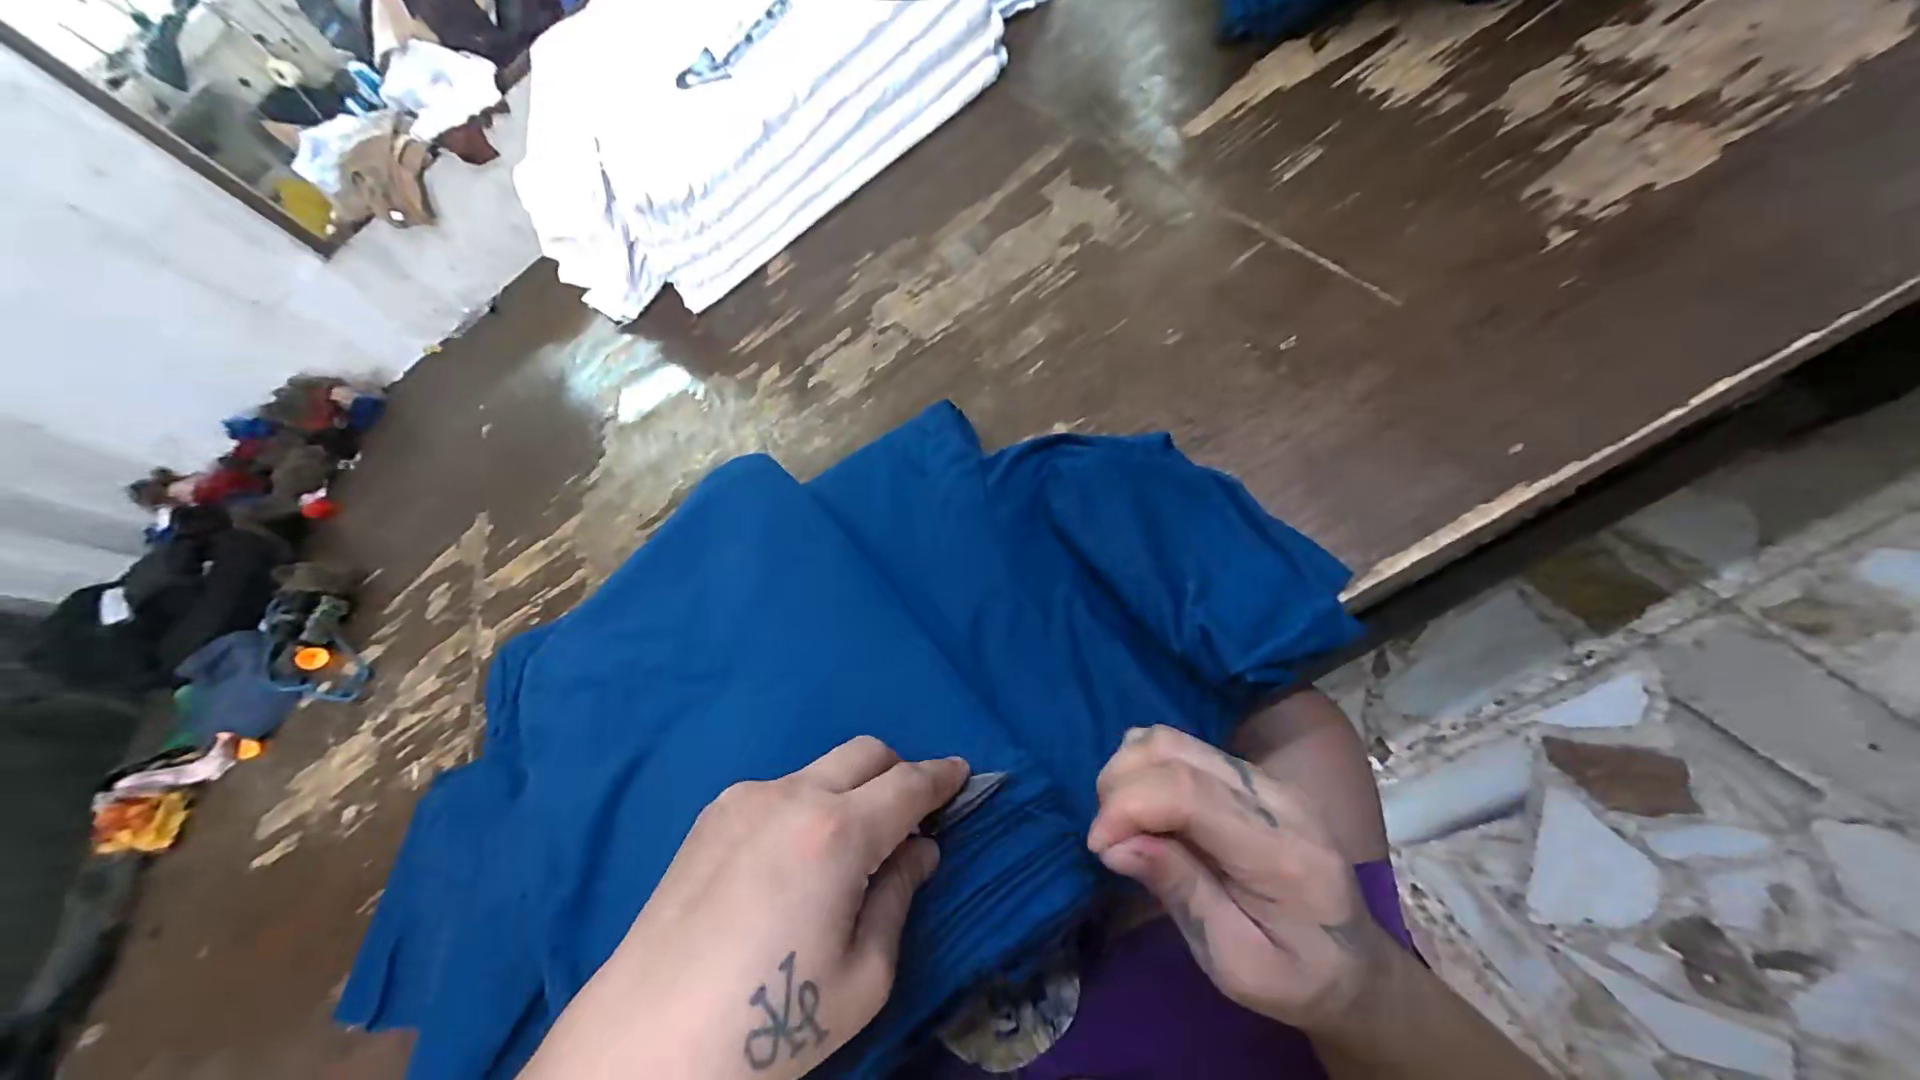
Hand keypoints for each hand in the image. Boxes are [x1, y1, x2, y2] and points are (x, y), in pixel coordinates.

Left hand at [522, 737, 969, 1079]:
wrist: (643, 1048)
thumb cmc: (768, 1023)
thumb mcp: (863, 977)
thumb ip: (898, 895)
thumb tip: (919, 848)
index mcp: (836, 833)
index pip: (909, 785)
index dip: (942, 777)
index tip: (962, 772)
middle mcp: (792, 795)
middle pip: (867, 752)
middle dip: (900, 771)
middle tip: (911, 815)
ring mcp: (746, 798)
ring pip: (823, 767)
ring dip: (852, 788)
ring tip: (845, 850)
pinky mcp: (713, 813)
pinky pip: (782, 789)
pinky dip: (809, 803)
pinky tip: (791, 861)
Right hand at [1087, 725, 1395, 1031]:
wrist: (1357, 965)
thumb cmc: (1299, 978)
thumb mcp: (1238, 965)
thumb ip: (1181, 894)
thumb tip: (1115, 844)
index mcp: (1279, 851)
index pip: (1187, 792)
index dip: (1127, 806)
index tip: (1098, 845)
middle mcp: (1273, 795)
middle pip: (1171, 750)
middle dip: (1118, 785)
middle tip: (1108, 839)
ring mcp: (1263, 777)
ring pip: (1170, 739)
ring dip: (1128, 771)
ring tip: (1123, 823)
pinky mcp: (1250, 773)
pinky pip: (1182, 747)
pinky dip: (1146, 768)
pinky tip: (1146, 808)